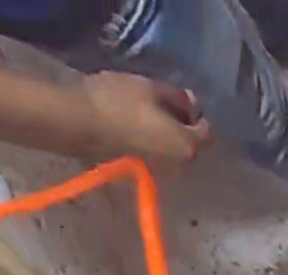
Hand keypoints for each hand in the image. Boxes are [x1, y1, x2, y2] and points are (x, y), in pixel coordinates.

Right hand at [74, 72, 208, 163]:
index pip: (206, 133)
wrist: (81, 124)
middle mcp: (178, 166)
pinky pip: (159, 158)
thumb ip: (177, 97)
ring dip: (170, 138)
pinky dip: (157, 145)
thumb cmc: (118, 101)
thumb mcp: (152, 88)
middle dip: (186, 129)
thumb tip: (191, 102)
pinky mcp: (143, 173)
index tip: (187, 102)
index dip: (199, 116)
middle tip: (171, 108)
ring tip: (155, 117)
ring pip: (174, 154)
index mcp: (186, 145)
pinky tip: (143, 129)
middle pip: (191, 147)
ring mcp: (161, 173)